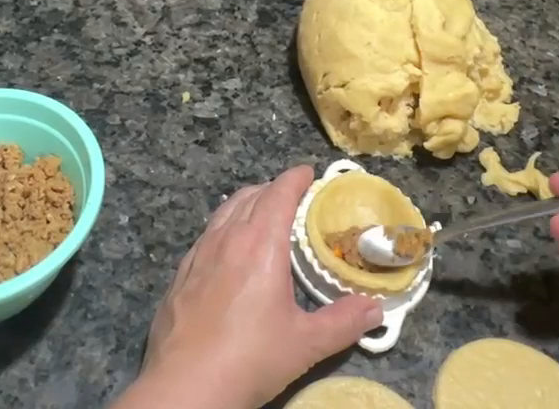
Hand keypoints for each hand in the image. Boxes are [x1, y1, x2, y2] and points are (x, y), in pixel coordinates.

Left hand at [111, 166, 382, 408]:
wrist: (184, 386)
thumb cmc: (249, 359)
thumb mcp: (305, 344)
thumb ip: (343, 322)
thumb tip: (376, 309)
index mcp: (260, 243)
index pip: (279, 194)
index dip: (295, 178)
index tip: (309, 172)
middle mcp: (227, 237)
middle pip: (251, 195)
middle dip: (273, 189)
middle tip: (292, 197)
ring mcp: (199, 253)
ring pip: (225, 211)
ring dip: (247, 203)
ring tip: (261, 214)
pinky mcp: (182, 272)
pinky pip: (207, 234)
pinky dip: (225, 226)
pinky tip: (228, 249)